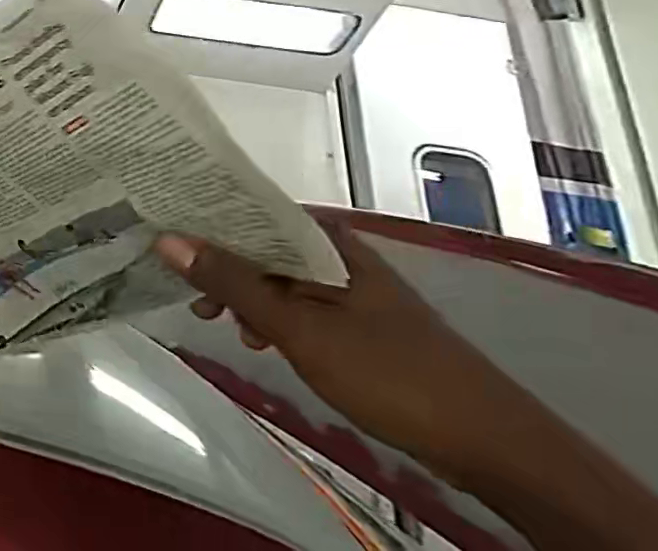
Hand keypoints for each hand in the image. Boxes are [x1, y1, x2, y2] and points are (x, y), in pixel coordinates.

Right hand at [153, 220, 507, 477]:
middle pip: (257, 244)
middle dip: (216, 264)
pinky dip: (266, 314)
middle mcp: (334, 254)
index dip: (203, 220)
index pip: (248, 211)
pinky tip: (255, 338)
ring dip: (240, 293)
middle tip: (185, 287)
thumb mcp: (297, 327)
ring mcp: (346, 288)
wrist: (494, 446)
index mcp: (326, 241)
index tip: (162, 231)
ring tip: (216, 319)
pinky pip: (292, 303)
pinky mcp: (354, 320)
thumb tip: (166, 239)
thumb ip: (231, 281)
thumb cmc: (391, 374)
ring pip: (272, 276)